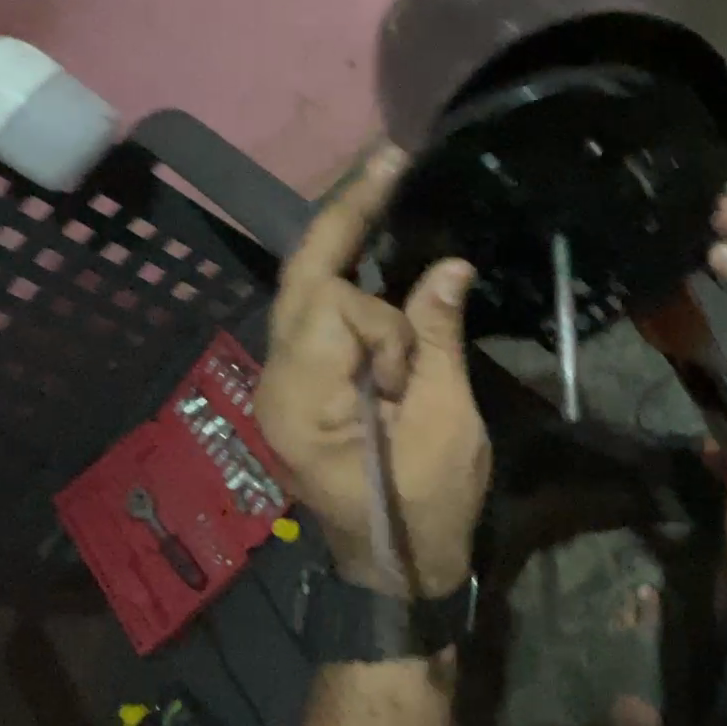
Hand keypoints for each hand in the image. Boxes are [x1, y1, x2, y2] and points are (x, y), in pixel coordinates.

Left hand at [252, 147, 489, 598]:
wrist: (395, 568)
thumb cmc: (426, 510)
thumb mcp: (447, 427)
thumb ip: (438, 339)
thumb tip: (449, 265)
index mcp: (302, 399)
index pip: (329, 306)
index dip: (383, 318)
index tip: (415, 368)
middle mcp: (277, 379)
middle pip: (302, 275)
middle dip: (348, 215)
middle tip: (391, 157)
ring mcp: (284, 379)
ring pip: (308, 288)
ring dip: (353, 247)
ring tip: (391, 193)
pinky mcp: (304, 382)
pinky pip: (322, 313)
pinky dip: (353, 278)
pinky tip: (379, 246)